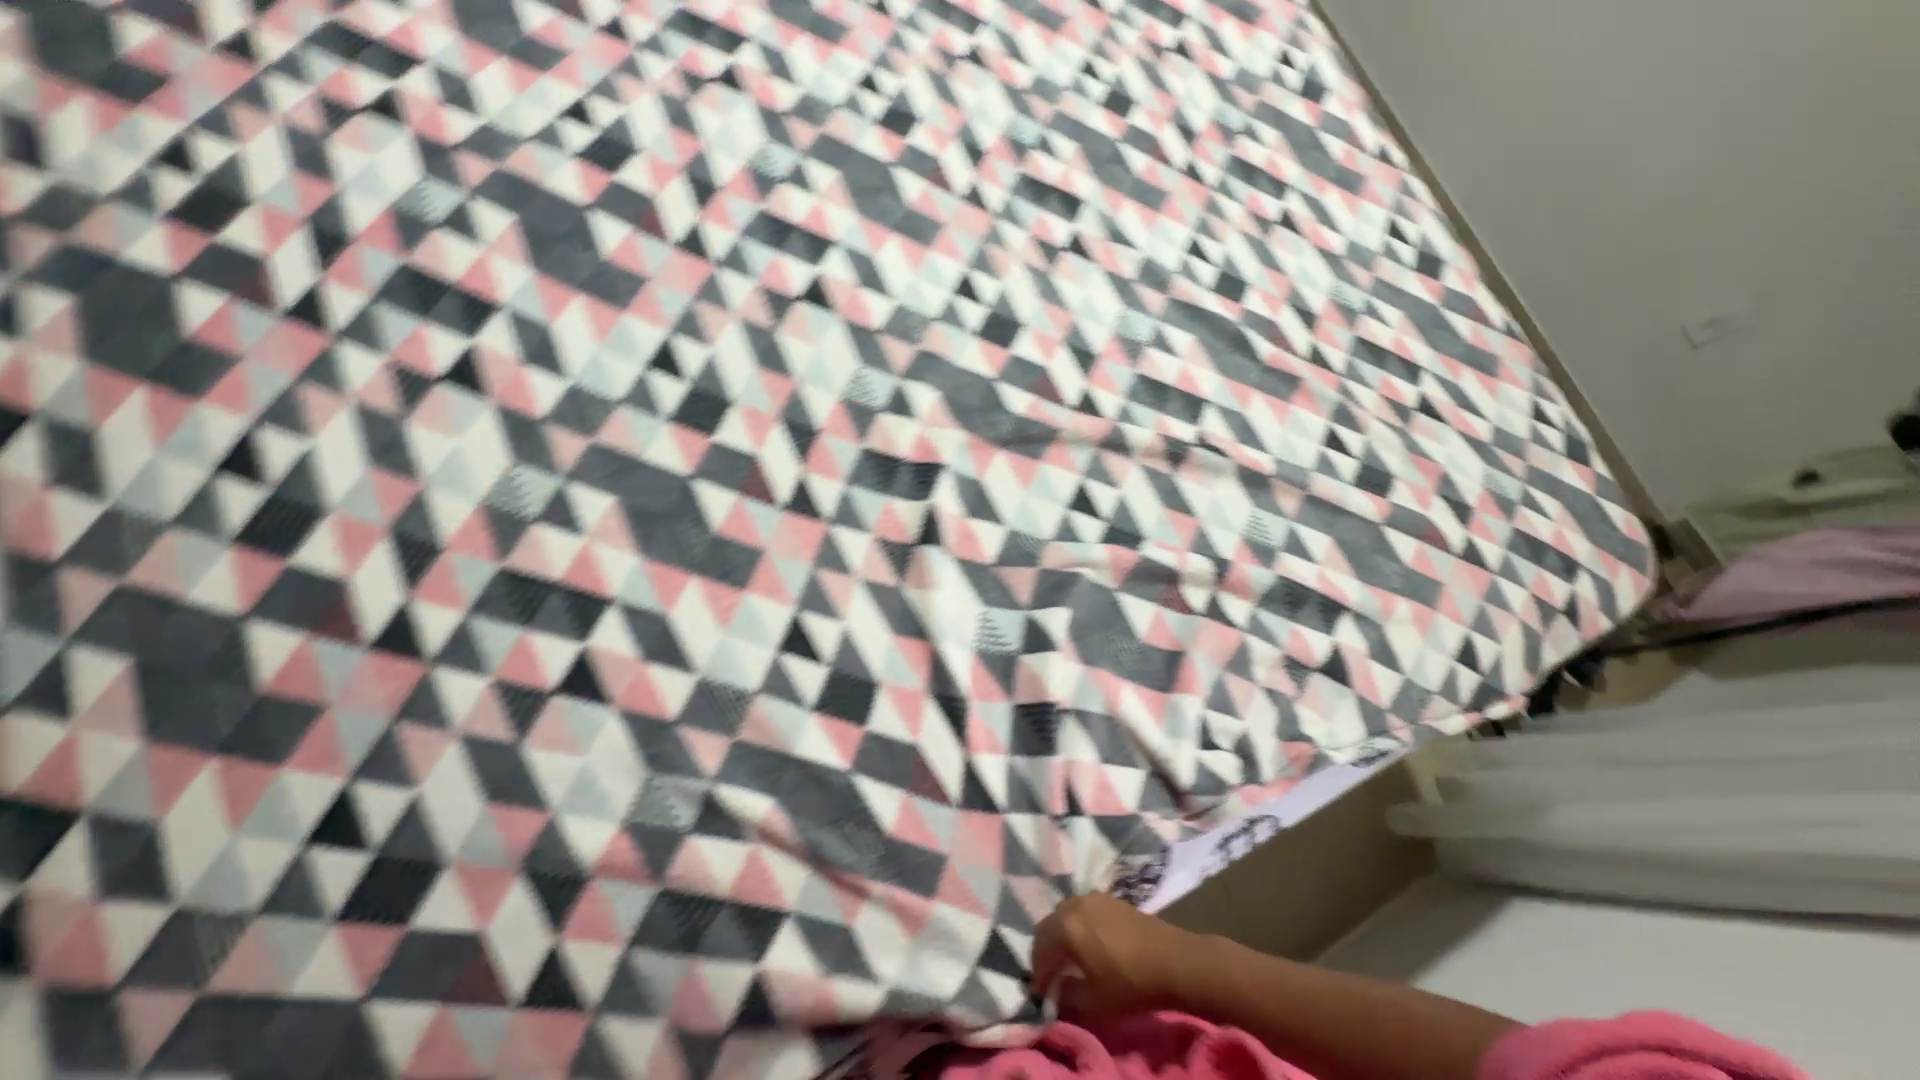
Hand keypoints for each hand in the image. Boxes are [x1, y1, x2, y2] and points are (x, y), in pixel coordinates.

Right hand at [1029, 893, 1207, 1019]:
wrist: (1177, 962)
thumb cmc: (1132, 983)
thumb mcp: (1093, 1002)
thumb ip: (1066, 997)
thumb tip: (1055, 993)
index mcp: (1066, 926)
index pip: (1039, 948)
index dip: (1038, 973)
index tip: (1042, 993)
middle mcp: (1075, 904)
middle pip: (1049, 926)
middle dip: (1047, 951)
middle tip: (1052, 974)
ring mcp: (1095, 898)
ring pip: (1066, 915)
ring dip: (1062, 936)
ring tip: (1070, 960)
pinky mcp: (1113, 899)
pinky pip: (1084, 911)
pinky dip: (1079, 927)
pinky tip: (1090, 946)